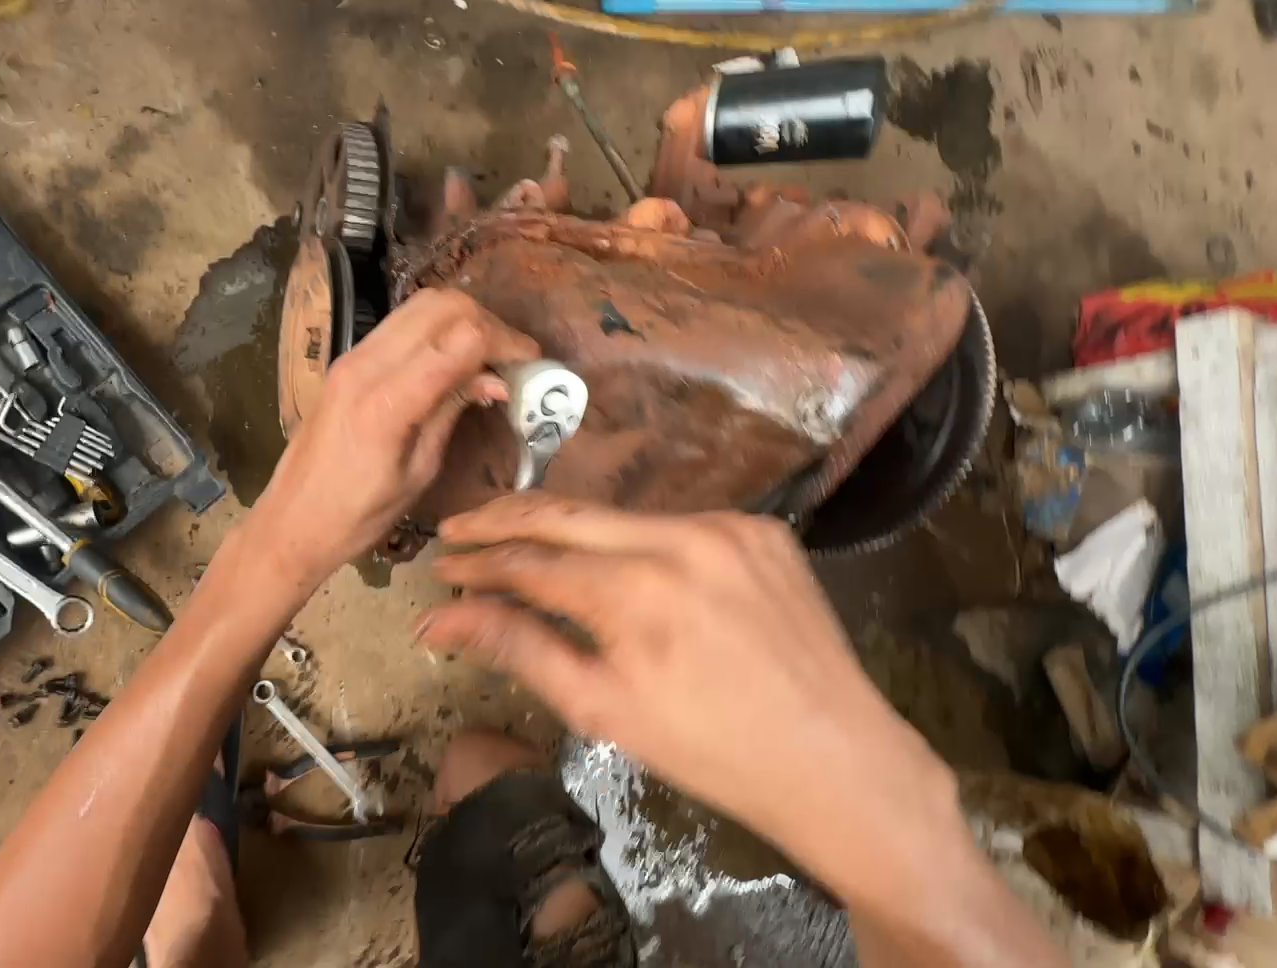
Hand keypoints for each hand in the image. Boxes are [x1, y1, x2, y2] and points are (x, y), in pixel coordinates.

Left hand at [247, 289, 538, 586]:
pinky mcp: (345, 360)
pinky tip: (452, 360)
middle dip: (488, 322)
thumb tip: (495, 378)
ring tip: (488, 356)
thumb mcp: (418, 472)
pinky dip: (435, 329)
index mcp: (387, 403)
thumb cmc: (358, 515)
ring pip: (419, 306)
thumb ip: (452, 412)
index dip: (505, 342)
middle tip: (513, 358)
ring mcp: (351, 357)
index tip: (531, 363)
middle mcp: (365, 365)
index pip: (460, 338)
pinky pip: (400, 324)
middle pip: (442, 305)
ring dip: (462, 320)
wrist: (292, 519)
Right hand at [415, 494, 958, 895]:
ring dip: (559, 528)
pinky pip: (666, 524)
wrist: (839, 762)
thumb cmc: (707, 749)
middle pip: (562, 513)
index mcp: (635, 592)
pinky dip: (624, 539)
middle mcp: (679, 538)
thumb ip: (515, 646)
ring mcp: (725, 525)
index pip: (529, 561)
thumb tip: (437, 619)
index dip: (477, 563)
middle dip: (499, 519)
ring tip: (514, 538)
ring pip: (613, 515)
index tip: (440, 567)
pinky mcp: (756, 528)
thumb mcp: (600, 707)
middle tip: (455, 529)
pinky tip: (606, 559)